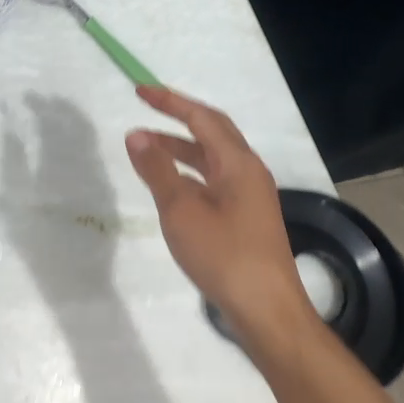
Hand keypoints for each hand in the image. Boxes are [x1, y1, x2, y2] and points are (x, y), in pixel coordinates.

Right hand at [125, 85, 312, 353]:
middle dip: (179, 117)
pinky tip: (171, 187)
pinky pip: (215, 179)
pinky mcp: (247, 218)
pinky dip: (190, 172)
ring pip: (213, 158)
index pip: (202, 118)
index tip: (140, 91)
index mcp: (237, 163)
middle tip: (147, 108)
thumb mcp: (180, 210)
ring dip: (182, 147)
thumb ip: (157, 169)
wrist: (267, 311)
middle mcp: (248, 172)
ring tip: (148, 149)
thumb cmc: (224, 255)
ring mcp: (251, 196)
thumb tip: (136, 134)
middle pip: (213, 131)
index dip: (170, 102)